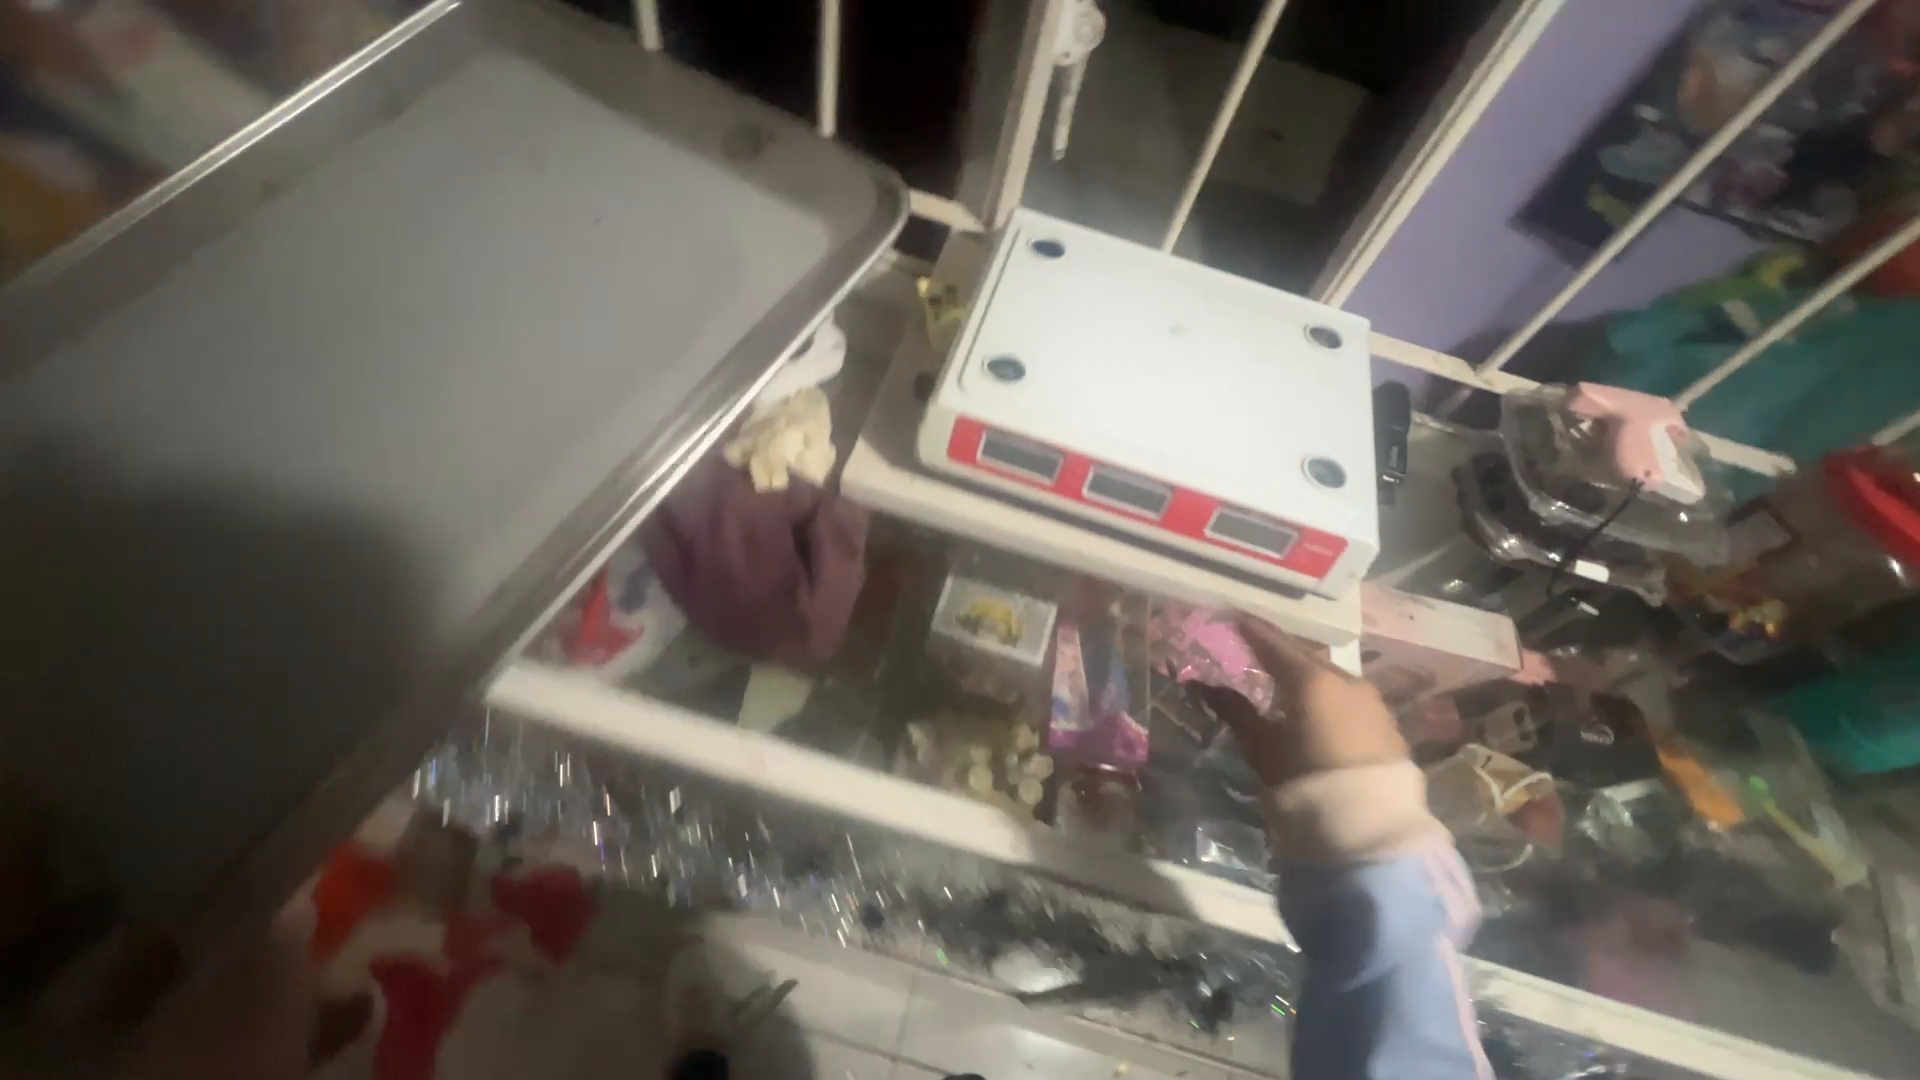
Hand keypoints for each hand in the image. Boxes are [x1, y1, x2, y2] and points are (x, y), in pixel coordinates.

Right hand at [1198, 617, 1408, 786]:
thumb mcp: (1262, 749)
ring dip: (1307, 679)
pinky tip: (1317, 716)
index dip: (1251, 629)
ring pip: (1331, 679)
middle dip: (1280, 655)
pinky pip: (1349, 701)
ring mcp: (1372, 702)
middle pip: (1305, 659)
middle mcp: (1346, 680)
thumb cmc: (1304, 783)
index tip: (1233, 616)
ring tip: (1286, 690)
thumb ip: (1236, 712)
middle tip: (1256, 656)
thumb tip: (1206, 686)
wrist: (1370, 829)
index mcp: (1311, 679)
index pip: (1274, 643)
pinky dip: (1329, 700)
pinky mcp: (1388, 726)